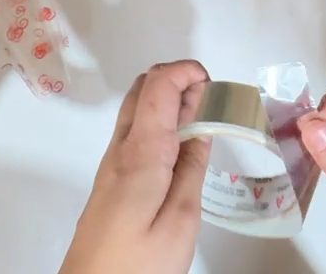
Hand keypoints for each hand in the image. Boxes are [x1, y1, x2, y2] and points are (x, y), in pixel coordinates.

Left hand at [59, 60, 212, 273]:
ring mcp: (112, 161)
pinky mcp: (111, 178)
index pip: (159, 83)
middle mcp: (122, 146)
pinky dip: (160, 120)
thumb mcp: (181, 221)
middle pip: (146, 84)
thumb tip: (203, 125)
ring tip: (199, 127)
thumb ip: (193, 167)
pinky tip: (179, 150)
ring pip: (139, 105)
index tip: (214, 92)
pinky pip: (136, 128)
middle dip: (181, 80)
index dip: (188, 71)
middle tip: (210, 108)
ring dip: (170, 100)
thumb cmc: (138, 266)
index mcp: (141, 150)